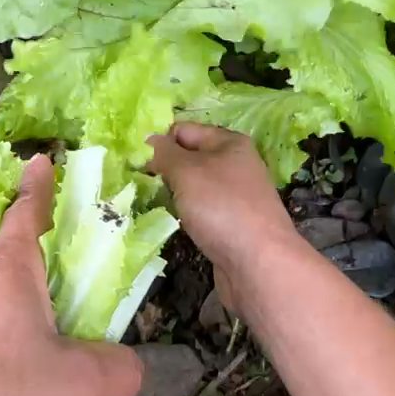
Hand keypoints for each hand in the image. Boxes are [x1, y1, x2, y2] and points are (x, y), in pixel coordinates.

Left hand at [0, 155, 142, 395]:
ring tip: (47, 381)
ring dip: (20, 338)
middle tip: (72, 308)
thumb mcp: (82, 387)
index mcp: (4, 277)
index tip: (40, 160)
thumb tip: (125, 365)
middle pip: (10, 274)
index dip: (39, 186)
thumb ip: (116, 365)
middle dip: (41, 284)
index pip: (25, 214)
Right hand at [145, 122, 302, 305]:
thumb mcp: (186, 171)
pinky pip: (202, 209)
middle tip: (138, 182)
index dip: (160, 142)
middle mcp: (235, 165)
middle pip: (190, 157)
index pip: (184, 130)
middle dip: (164, 168)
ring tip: (151, 201)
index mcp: (229, 142)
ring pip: (194, 185)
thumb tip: (149, 140)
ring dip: (174, 192)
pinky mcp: (233, 223)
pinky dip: (186, 213)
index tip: (135, 161)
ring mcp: (235, 196)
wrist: (260, 264)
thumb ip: (164, 153)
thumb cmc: (221, 207)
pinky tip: (174, 222)